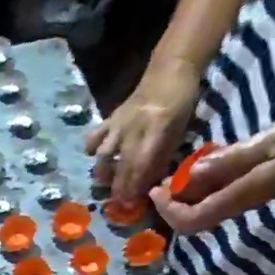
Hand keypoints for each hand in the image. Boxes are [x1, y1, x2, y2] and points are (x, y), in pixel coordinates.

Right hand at [85, 56, 202, 204]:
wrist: (169, 70)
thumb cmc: (182, 101)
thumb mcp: (180, 128)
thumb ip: (163, 155)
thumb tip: (150, 182)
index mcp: (156, 128)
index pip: (140, 164)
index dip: (134, 186)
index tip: (131, 203)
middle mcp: (133, 128)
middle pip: (120, 164)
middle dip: (118, 187)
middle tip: (118, 202)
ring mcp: (117, 124)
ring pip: (103, 155)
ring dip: (103, 173)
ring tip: (105, 183)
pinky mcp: (109, 120)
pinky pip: (94, 138)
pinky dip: (92, 150)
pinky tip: (96, 157)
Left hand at [151, 95, 274, 232]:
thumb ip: (234, 158)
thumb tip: (193, 175)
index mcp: (246, 192)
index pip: (194, 219)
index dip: (168, 211)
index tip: (156, 189)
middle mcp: (246, 200)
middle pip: (196, 217)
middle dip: (172, 203)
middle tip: (163, 178)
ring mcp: (254, 194)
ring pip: (208, 205)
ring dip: (188, 193)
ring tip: (180, 169)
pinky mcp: (262, 183)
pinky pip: (225, 192)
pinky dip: (207, 182)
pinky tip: (207, 163)